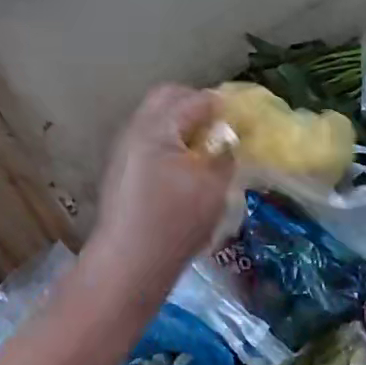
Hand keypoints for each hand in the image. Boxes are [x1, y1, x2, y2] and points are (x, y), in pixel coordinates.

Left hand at [84, 85, 236, 296]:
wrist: (127, 266)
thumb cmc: (175, 222)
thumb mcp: (214, 186)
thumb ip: (226, 154)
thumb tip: (229, 137)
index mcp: (158, 128)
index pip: (197, 99)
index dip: (224, 105)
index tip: (243, 120)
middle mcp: (136, 131)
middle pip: (167, 98)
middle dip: (197, 105)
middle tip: (221, 128)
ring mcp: (124, 151)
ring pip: (156, 119)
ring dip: (182, 125)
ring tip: (206, 150)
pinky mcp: (122, 172)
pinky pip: (150, 141)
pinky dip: (170, 143)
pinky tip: (186, 170)